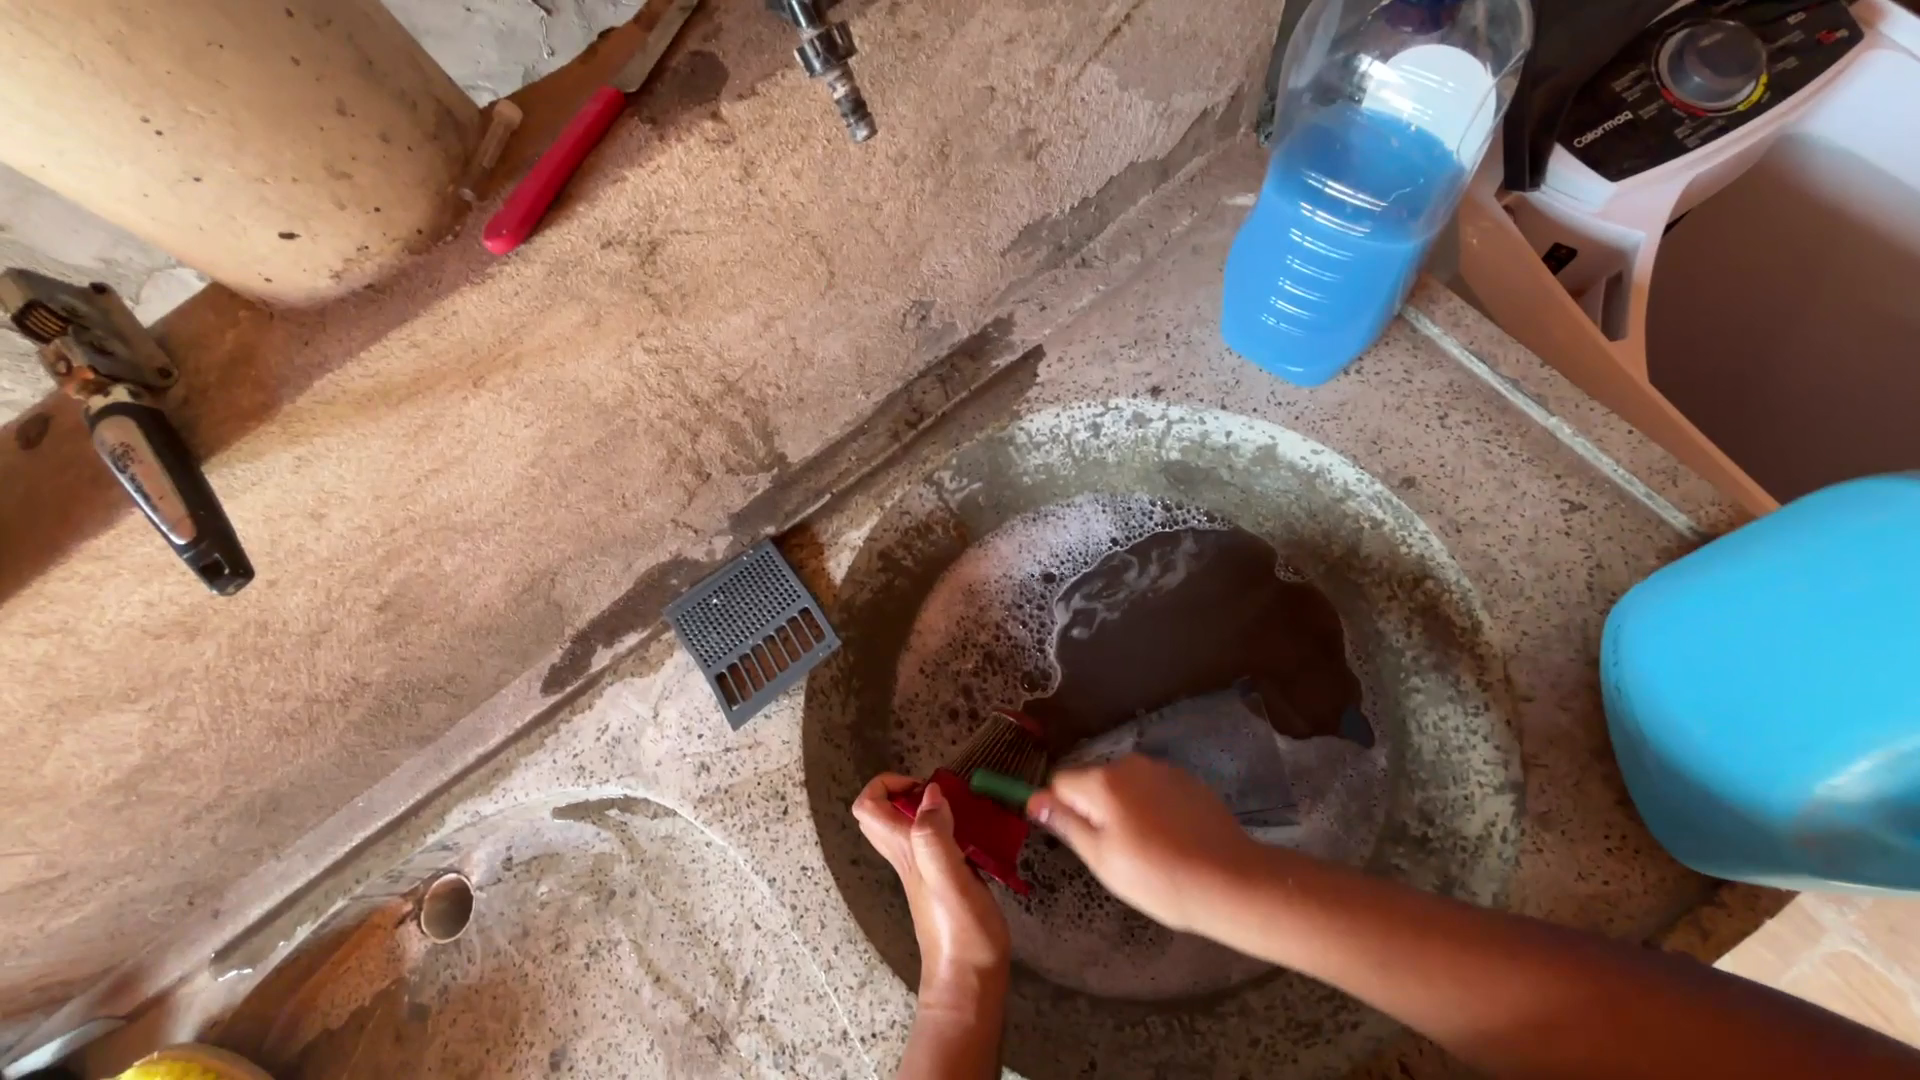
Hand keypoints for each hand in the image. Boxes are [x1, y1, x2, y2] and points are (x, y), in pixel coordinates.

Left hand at [852, 774, 1010, 993]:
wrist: (970, 982)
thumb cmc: (961, 932)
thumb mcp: (951, 879)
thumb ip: (935, 836)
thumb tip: (929, 794)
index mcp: (904, 851)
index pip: (867, 806)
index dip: (888, 784)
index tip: (924, 788)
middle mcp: (908, 857)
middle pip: (882, 813)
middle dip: (906, 791)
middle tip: (941, 795)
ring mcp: (924, 870)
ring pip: (909, 825)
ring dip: (930, 808)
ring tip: (962, 809)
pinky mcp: (945, 880)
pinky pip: (936, 841)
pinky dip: (951, 827)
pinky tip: (977, 835)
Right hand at [1027, 754, 1263, 932]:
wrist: (1230, 880)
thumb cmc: (1157, 877)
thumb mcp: (1101, 859)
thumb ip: (1066, 824)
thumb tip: (1033, 801)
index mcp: (1103, 781)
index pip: (1060, 781)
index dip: (1062, 810)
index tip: (1079, 840)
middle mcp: (1131, 764)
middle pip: (1094, 781)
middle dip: (1095, 809)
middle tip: (1113, 853)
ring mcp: (1163, 769)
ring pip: (1125, 786)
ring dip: (1124, 809)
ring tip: (1146, 850)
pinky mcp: (1189, 780)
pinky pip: (1154, 789)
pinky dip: (1153, 809)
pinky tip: (1170, 840)